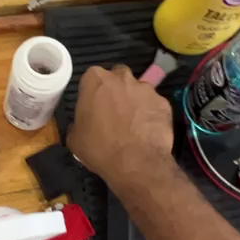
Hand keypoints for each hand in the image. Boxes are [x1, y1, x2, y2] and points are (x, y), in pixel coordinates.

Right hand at [67, 64, 174, 181]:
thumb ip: (77, 124)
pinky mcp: (163, 102)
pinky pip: (154, 105)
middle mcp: (122, 77)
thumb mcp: (75, 139)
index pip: (91, 79)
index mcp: (95, 80)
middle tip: (113, 113)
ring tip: (132, 125)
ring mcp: (145, 88)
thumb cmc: (99, 148)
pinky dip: (150, 115)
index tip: (93, 109)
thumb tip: (80, 127)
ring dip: (134, 102)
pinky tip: (147, 131)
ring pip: (138, 91)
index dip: (92, 95)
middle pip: (117, 78)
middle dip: (115, 91)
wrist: (136, 162)